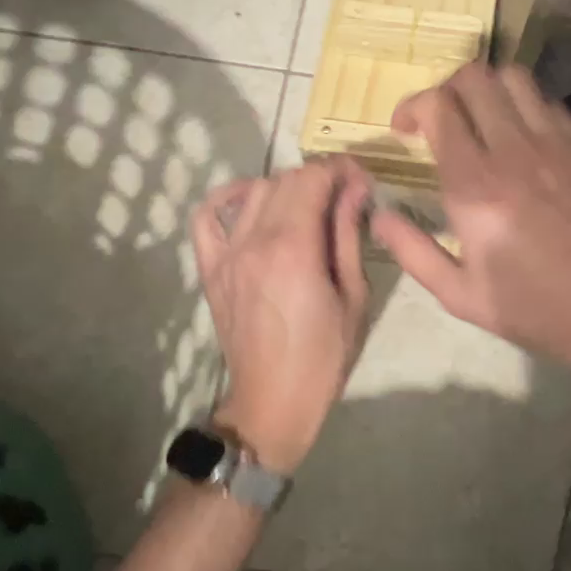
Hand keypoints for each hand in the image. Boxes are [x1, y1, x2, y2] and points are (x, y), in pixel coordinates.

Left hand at [192, 159, 373, 473]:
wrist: (273, 401)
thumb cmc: (325, 356)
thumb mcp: (353, 296)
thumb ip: (348, 235)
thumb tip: (355, 189)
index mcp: (295, 248)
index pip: (314, 178)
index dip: (342, 169)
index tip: (362, 181)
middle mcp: (255, 241)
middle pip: (286, 179)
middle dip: (320, 176)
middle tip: (345, 195)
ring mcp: (227, 253)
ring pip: (254, 191)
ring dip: (286, 186)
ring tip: (309, 205)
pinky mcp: (211, 268)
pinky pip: (207, 217)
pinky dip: (228, 198)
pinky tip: (252, 200)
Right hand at [370, 65, 570, 371]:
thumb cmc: (534, 308)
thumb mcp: (460, 295)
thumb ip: (413, 251)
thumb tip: (378, 214)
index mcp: (475, 187)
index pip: (438, 107)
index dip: (411, 107)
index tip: (405, 131)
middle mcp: (513, 151)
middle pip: (473, 77)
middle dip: (445, 89)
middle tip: (441, 120)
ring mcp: (555, 144)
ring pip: (514, 77)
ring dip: (487, 89)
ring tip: (480, 119)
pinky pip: (548, 103)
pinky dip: (525, 107)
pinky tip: (522, 139)